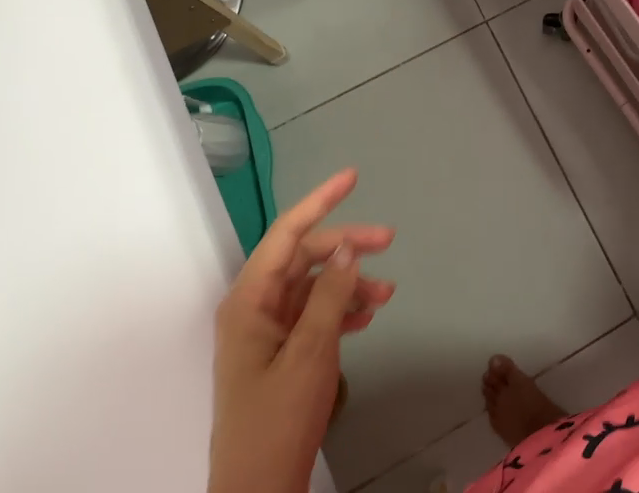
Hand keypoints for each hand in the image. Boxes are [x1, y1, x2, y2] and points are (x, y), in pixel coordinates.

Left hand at [209, 170, 394, 492]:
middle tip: (389, 241)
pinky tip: (368, 315)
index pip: (286, 234)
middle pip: (303, 258)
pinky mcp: (280, 353)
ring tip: (388, 295)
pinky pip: (314, 314)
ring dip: (350, 283)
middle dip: (345, 246)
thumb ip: (329, 295)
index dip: (320, 201)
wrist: (257, 488)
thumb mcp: (311, 352)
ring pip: (313, 287)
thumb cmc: (278, 417)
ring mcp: (266, 331)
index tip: (353, 177)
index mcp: (249, 300)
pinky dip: (342, 309)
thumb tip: (346, 248)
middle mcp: (254, 307)